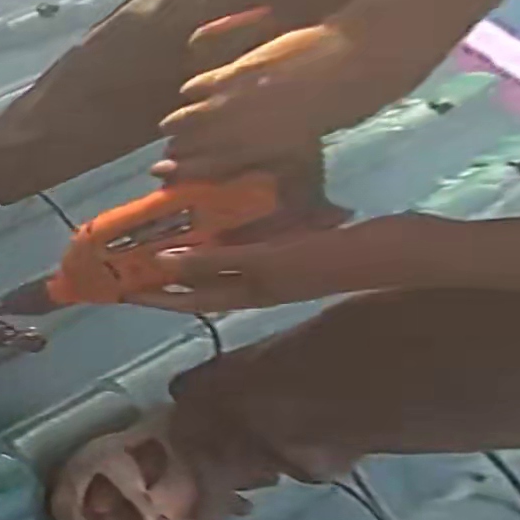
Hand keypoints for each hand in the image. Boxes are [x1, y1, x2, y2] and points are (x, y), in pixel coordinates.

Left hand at [127, 214, 439, 312]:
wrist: (403, 248)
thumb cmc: (328, 260)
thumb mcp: (262, 261)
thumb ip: (212, 261)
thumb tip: (161, 262)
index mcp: (240, 296)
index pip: (182, 301)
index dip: (149, 297)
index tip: (115, 290)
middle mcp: (248, 286)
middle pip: (194, 283)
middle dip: (161, 273)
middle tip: (128, 257)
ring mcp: (268, 267)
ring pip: (215, 262)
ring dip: (188, 251)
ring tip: (154, 236)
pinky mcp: (286, 248)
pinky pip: (241, 243)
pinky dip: (222, 234)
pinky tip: (204, 218)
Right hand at [155, 18, 434, 179]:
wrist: (377, 44)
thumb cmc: (364, 92)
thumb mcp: (318, 132)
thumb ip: (276, 145)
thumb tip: (251, 153)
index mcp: (258, 148)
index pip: (200, 167)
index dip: (178, 171)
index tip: (163, 171)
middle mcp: (235, 129)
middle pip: (182, 144)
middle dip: (178, 146)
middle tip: (182, 144)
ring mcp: (230, 99)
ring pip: (180, 119)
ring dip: (181, 121)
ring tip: (189, 117)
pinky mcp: (233, 72)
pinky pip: (195, 87)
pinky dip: (195, 90)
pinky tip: (207, 88)